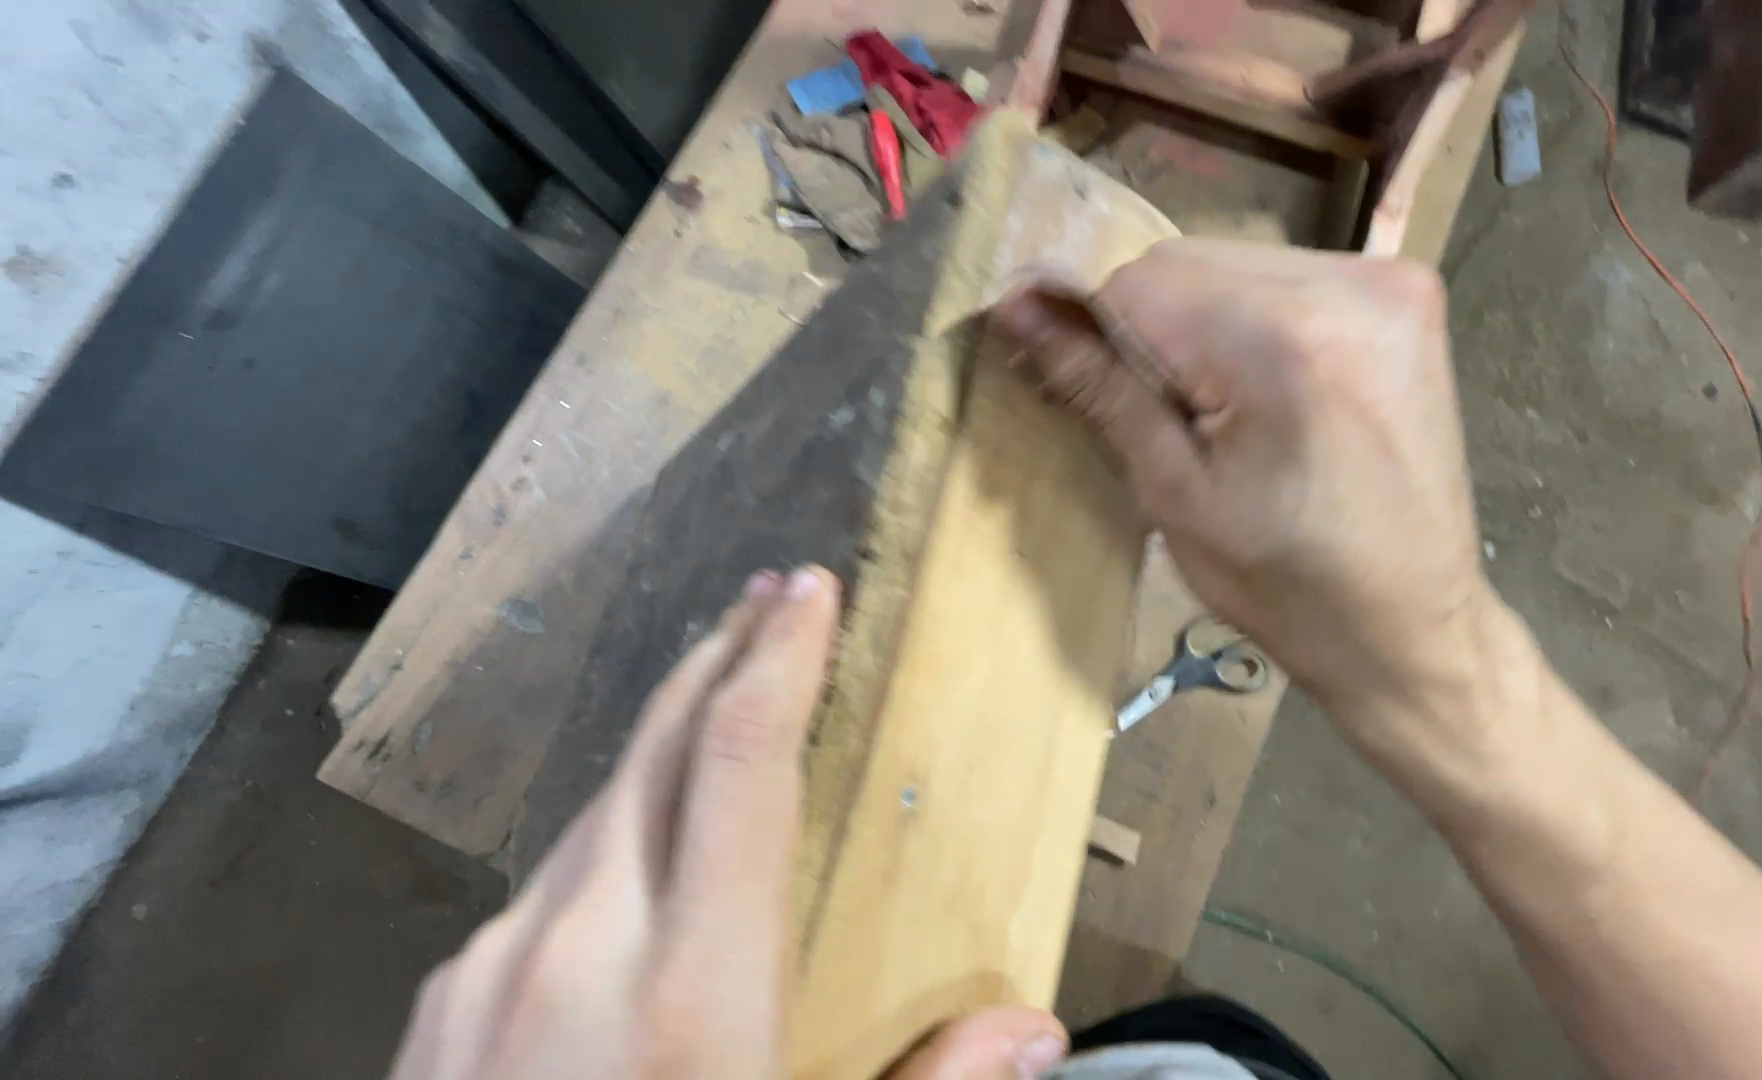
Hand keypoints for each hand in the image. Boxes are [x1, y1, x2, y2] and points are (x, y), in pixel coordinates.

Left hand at [388, 567, 1065, 1079]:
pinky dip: (618, 827)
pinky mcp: (446, 995)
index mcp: (691, 986)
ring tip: (723, 691)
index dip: (782, 659)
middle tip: (775, 596)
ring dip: (671, 733)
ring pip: (607, 800)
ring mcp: (496, 962)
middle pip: (664, 744)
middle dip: (726, 654)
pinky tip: (641, 847)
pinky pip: (557, 875)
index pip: (743, 759)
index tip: (810, 589)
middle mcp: (582, 941)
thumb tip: (1036, 1026)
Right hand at [994, 240, 1492, 745]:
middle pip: (1182, 262)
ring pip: (1227, 264)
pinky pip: (1280, 277)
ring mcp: (1388, 280)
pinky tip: (1251, 385)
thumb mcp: (1173, 494)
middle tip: (1145, 410)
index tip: (1063, 375)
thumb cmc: (1282, 584)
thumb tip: (1018, 313)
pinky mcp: (1404, 295)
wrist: (1407, 624)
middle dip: (1140, 327)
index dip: (1084, 325)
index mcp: (1284, 341)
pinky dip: (1240, 320)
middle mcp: (1349, 283)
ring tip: (1203, 406)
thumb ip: (1101, 389)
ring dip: (1189, 323)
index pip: (1137, 284)